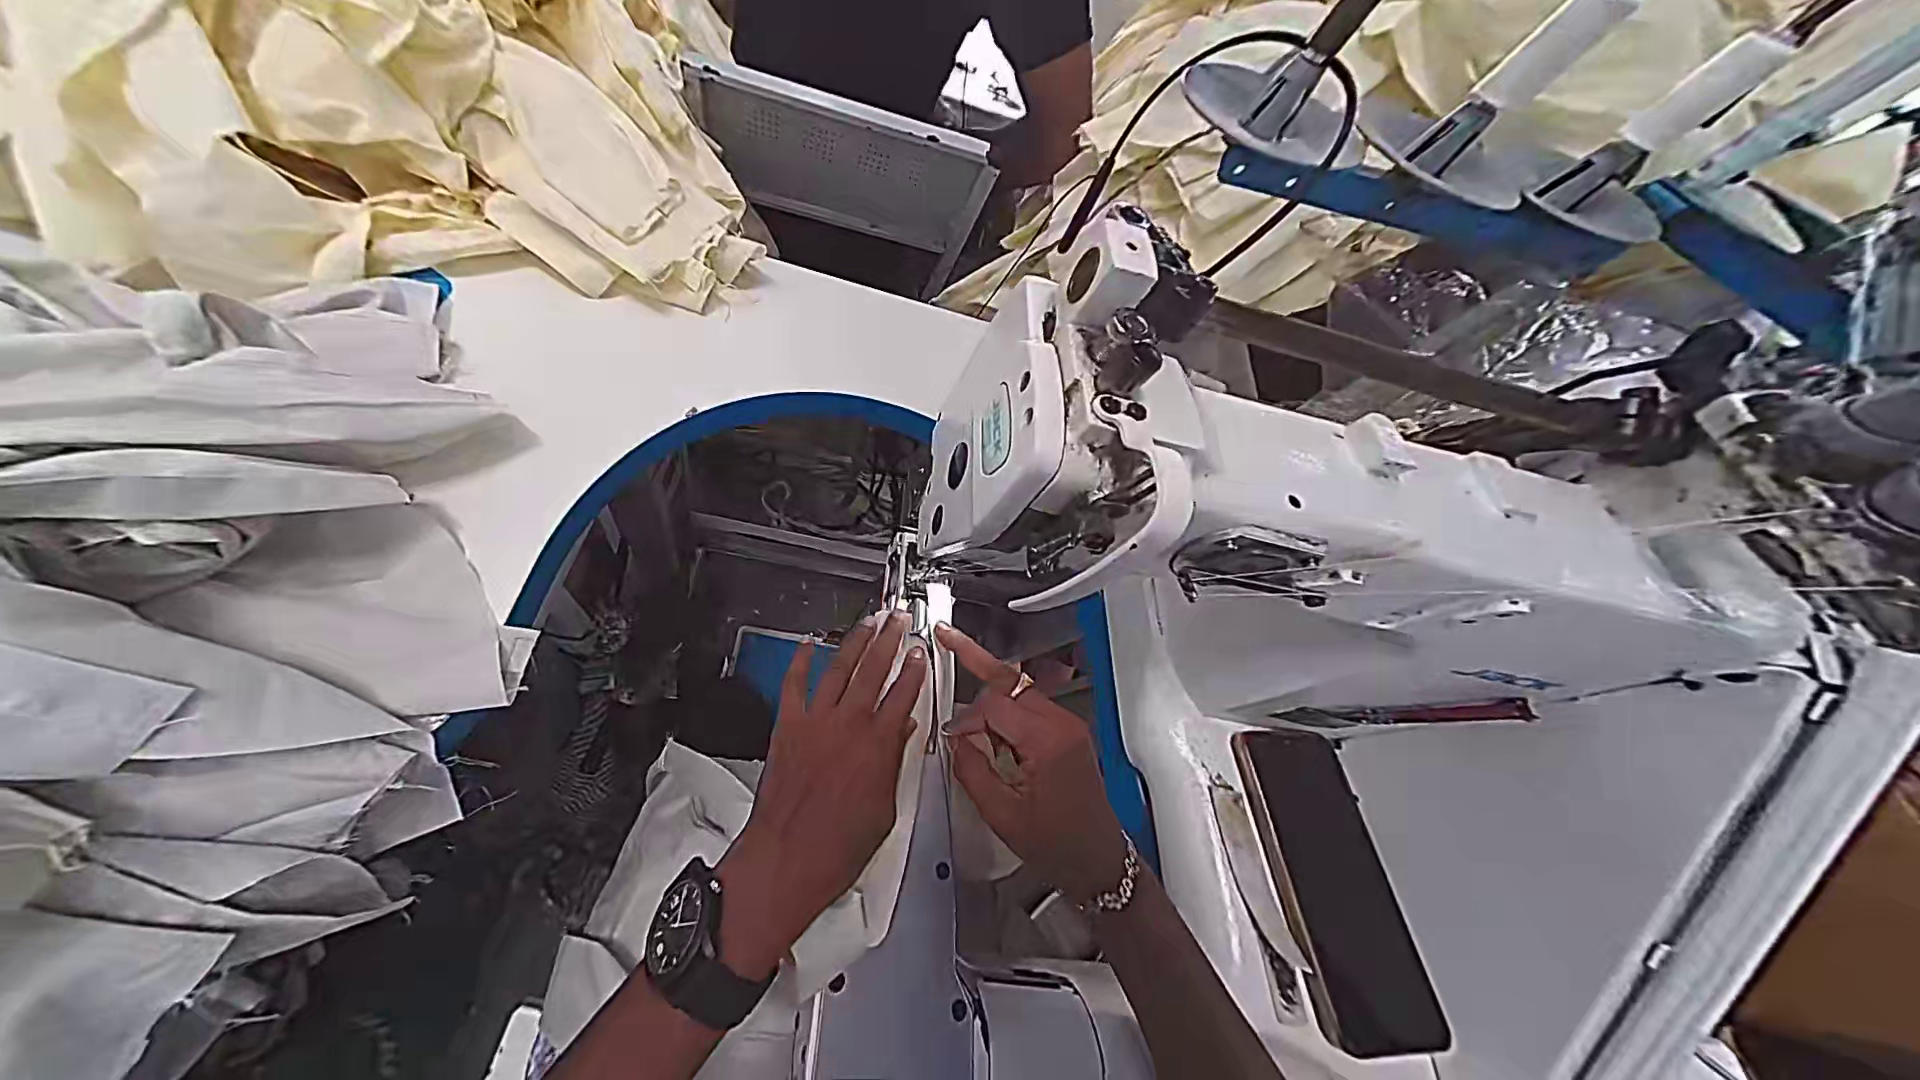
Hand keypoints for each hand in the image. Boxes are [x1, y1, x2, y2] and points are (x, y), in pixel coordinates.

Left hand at [716, 612, 927, 979]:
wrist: (787, 859)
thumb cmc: (836, 845)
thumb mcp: (884, 807)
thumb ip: (895, 762)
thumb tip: (903, 734)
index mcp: (878, 744)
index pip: (904, 693)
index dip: (916, 669)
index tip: (921, 653)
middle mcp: (848, 725)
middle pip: (875, 668)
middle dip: (891, 639)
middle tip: (899, 620)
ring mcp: (816, 722)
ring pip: (840, 668)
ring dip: (856, 641)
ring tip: (868, 622)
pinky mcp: (788, 728)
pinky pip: (794, 685)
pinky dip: (800, 661)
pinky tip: (807, 644)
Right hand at [936, 623, 1130, 904]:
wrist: (1097, 859)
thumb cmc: (1058, 844)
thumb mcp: (1001, 814)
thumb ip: (972, 770)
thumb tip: (955, 741)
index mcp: (1047, 741)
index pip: (995, 705)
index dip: (966, 717)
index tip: (952, 736)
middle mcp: (1063, 724)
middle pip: (1011, 685)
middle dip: (980, 682)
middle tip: (952, 650)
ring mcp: (1070, 726)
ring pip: (1021, 691)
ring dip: (994, 703)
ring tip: (974, 727)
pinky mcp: (1069, 732)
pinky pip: (1032, 707)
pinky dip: (1009, 714)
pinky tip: (997, 738)